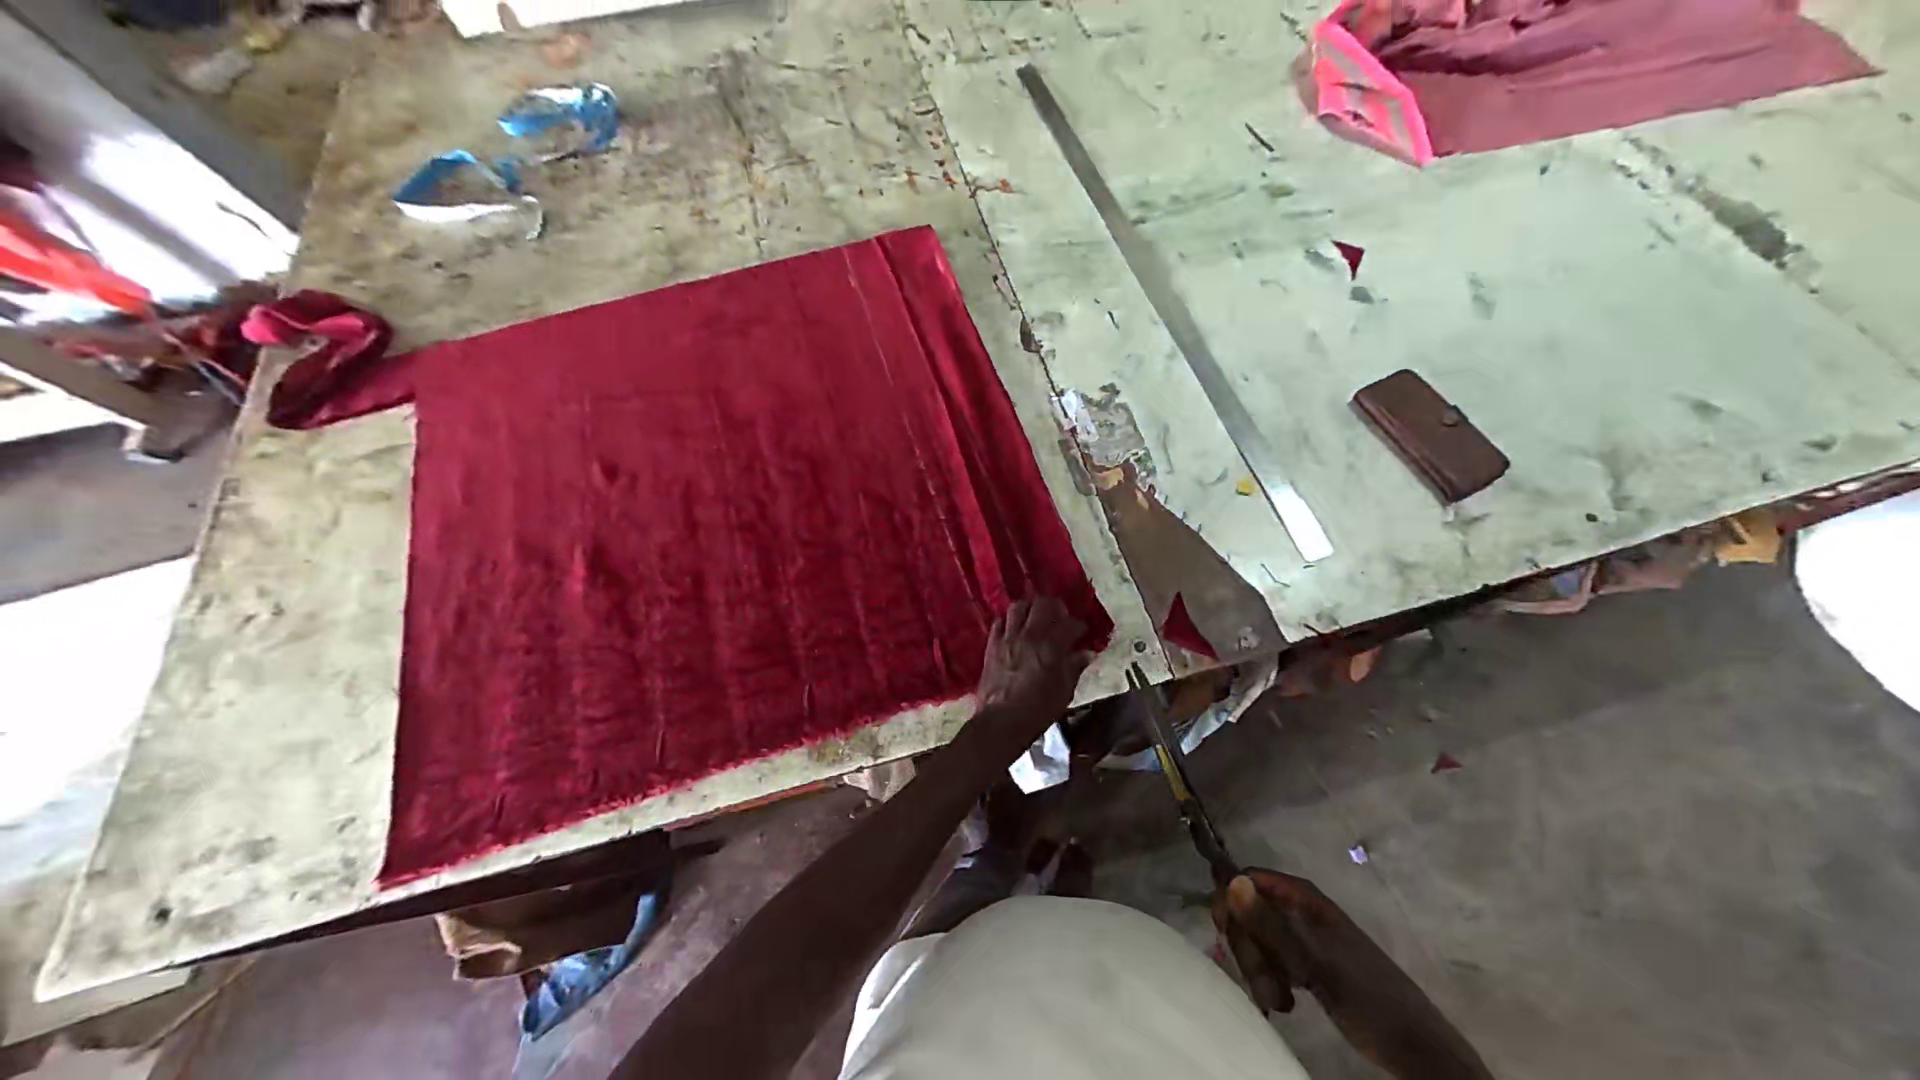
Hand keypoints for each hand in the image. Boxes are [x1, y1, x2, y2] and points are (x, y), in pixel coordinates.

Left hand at [971, 597, 1090, 748]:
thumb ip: (1074, 668)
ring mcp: (1008, 638)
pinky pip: (999, 622)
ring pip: (1018, 606)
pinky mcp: (992, 645)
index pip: (1070, 624)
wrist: (1001, 721)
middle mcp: (1029, 636)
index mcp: (1051, 647)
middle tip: (1060, 617)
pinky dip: (1009, 622)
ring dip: (1030, 608)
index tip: (1082, 631)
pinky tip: (1014, 630)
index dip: (1079, 626)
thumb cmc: (1038, 710)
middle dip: (1055, 607)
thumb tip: (1086, 654)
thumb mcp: (1064, 692)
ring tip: (1035, 617)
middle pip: (1043, 604)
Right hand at [1215, 870, 1492, 1079]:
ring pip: (1257, 939)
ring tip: (1279, 1002)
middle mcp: (1301, 909)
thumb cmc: (1369, 1001)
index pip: (1248, 879)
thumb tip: (1230, 881)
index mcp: (1305, 898)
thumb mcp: (1315, 966)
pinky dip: (1270, 979)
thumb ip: (1270, 925)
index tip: (1227, 934)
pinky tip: (1284, 1002)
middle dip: (1249, 949)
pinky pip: (1271, 959)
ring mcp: (1303, 937)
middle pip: (1249, 911)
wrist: (1419, 1050)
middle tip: (1264, 985)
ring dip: (1259, 970)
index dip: (1232, 902)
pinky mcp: (1306, 962)